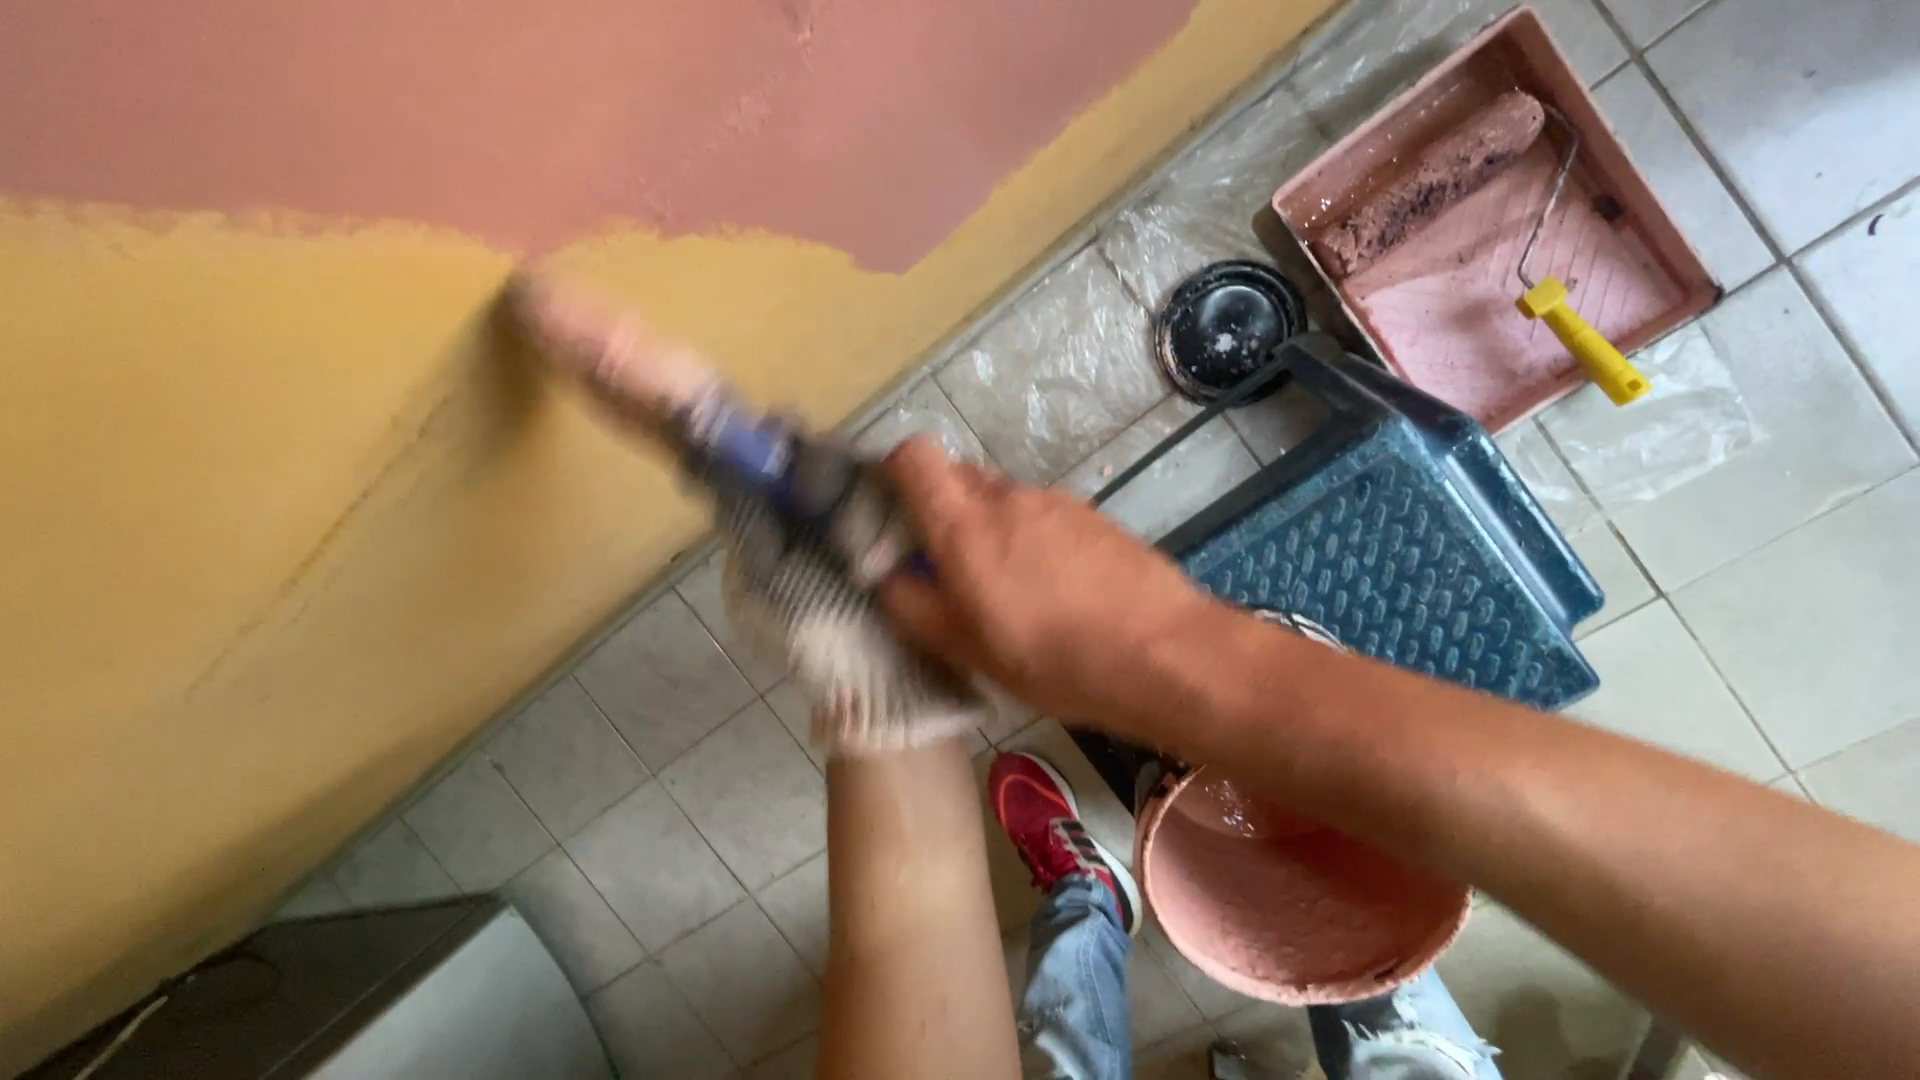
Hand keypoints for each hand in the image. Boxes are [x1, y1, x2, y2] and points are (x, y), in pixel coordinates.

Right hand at [875, 438, 1220, 731]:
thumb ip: (912, 604)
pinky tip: (1053, 590)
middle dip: (940, 513)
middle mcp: (1009, 497)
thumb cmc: (1053, 657)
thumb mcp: (966, 648)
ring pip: (1001, 500)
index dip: (892, 472)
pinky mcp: (1093, 516)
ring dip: (989, 531)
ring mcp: (1057, 502)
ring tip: (1007, 590)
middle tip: (946, 569)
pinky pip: (1041, 515)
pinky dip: (1029, 539)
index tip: (890, 513)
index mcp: (965, 524)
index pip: (914, 455)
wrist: (1163, 653)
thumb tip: (889, 574)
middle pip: (957, 478)